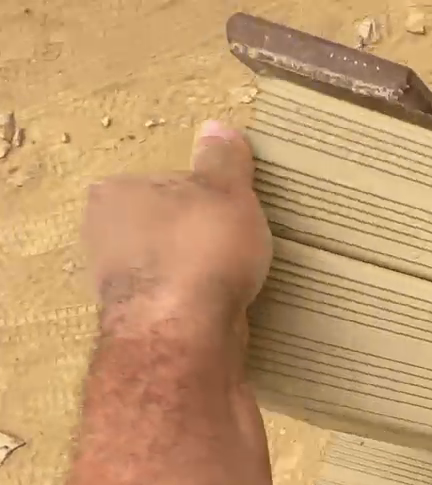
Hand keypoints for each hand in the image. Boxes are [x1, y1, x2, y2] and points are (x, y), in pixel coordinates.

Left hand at [84, 119, 270, 337]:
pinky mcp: (138, 312)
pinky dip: (196, 299)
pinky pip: (173, 296)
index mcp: (117, 190)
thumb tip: (221, 128)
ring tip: (238, 282)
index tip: (242, 219)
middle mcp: (102, 226)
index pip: (170, 184)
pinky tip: (223, 307)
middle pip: (165, 223)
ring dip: (197, 270)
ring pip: (166, 261)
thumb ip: (224, 163)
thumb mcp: (227, 195)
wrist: (184, 326)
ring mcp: (115, 273)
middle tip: (245, 251)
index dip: (212, 200)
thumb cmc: (204, 252)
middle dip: (199, 236)